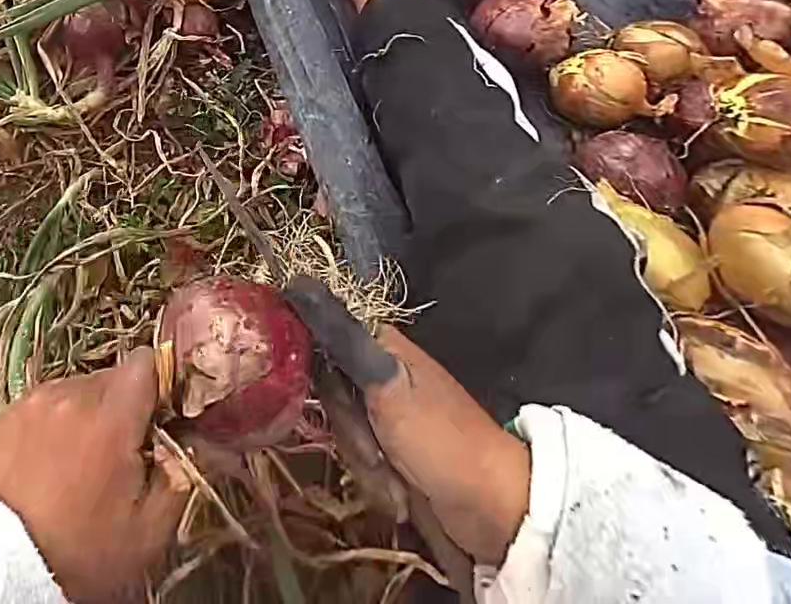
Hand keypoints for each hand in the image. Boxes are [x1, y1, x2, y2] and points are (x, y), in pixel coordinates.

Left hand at [0, 347, 189, 601]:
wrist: (2, 571)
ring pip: (81, 386)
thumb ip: (180, 476)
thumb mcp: (147, 531)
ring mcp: (39, 398)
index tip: (157, 415)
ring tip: (81, 457)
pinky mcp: (12, 409)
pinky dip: (58, 417)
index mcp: (112, 416)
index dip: (158, 383)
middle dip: (123, 405)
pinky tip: (52, 456)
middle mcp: (74, 394)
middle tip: (120, 449)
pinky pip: (50, 399)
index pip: (147, 363)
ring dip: (90, 410)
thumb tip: (193, 440)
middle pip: (114, 377)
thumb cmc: (82, 551)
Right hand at [283, 277, 529, 565]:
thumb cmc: (441, 438)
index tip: (331, 401)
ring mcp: (381, 410)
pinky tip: (399, 492)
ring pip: (339, 430)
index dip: (316, 374)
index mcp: (378, 342)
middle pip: (327, 393)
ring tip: (395, 478)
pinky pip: (356, 456)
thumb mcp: (384, 382)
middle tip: (377, 447)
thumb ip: (339, 334)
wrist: (495, 510)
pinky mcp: (386, 446)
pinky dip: (374, 479)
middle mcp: (375, 369)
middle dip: (349, 431)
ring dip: (364, 462)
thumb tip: (296, 280)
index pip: (317, 339)